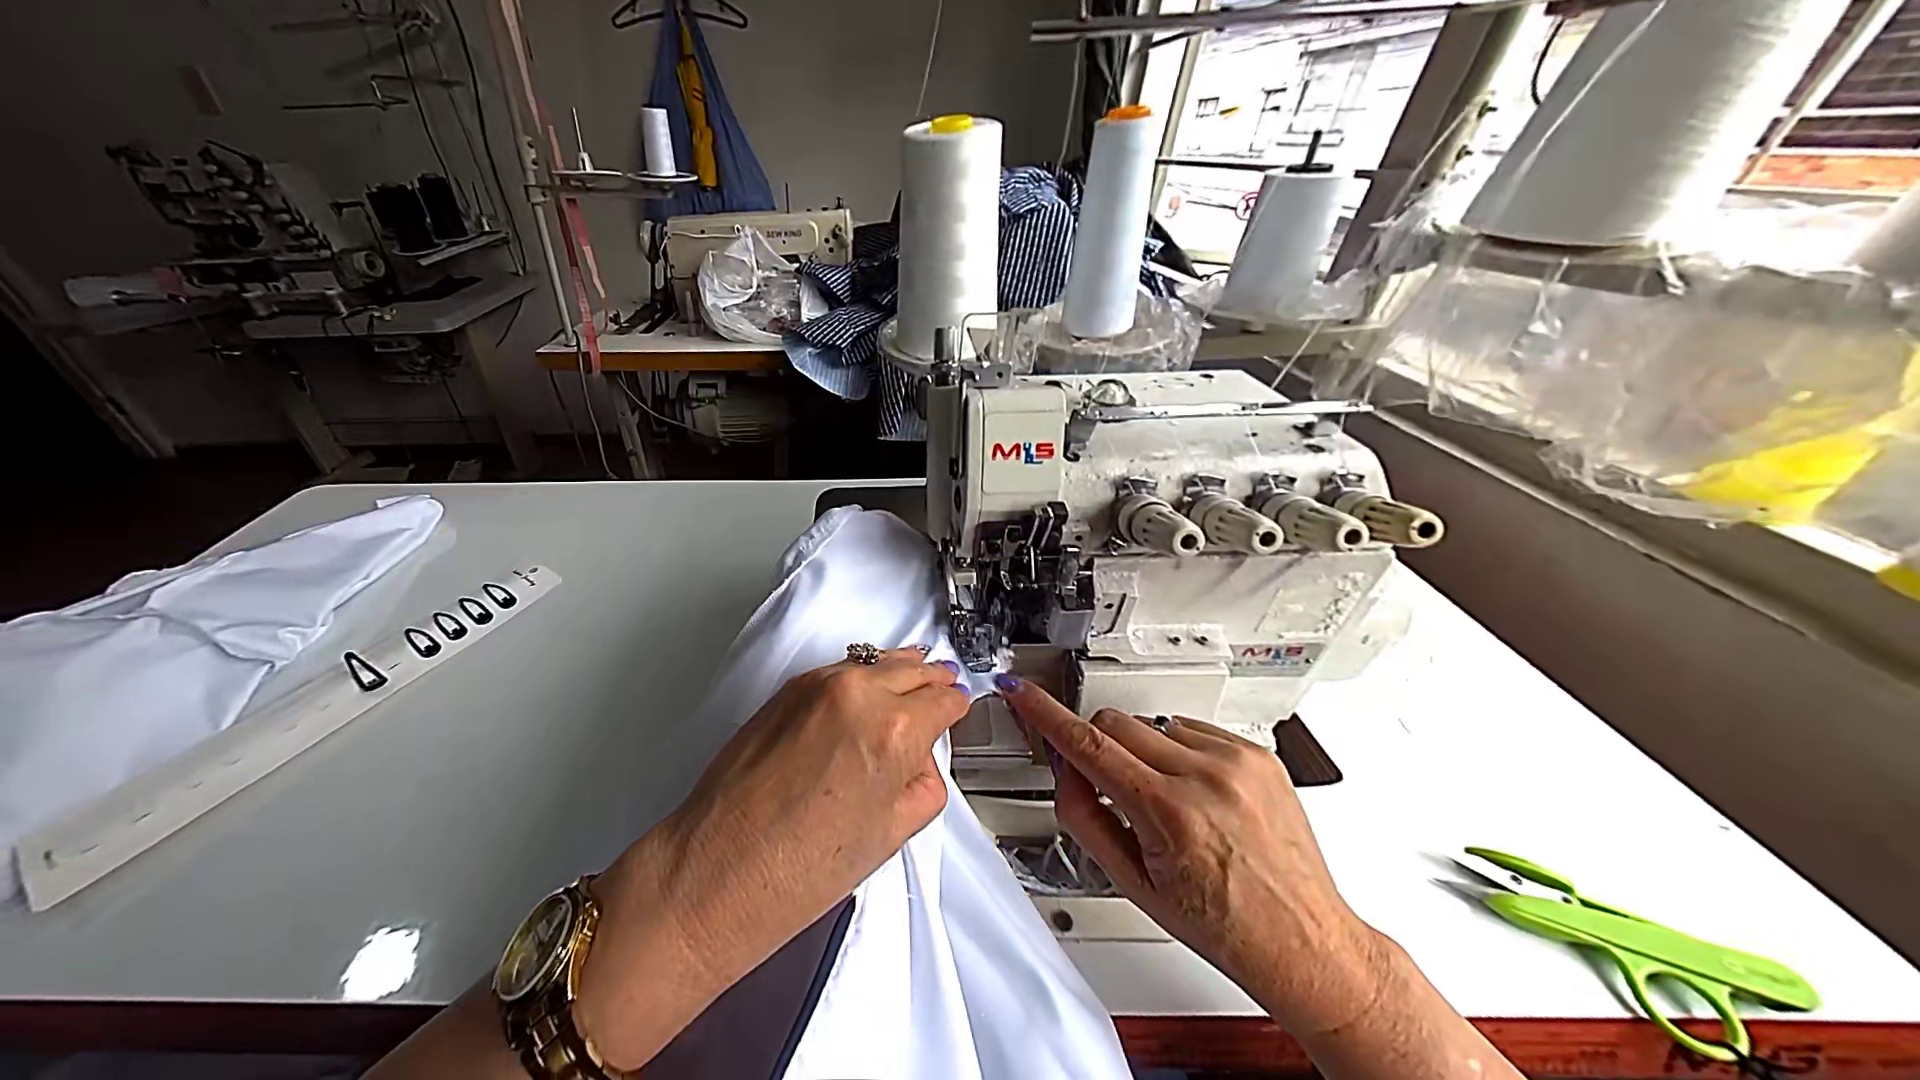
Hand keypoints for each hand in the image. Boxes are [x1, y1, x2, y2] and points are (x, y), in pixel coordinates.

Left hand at [578, 647, 969, 1068]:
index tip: (955, 712)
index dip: (956, 708)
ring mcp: (820, 685)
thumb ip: (923, 780)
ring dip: (898, 672)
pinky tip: (865, 695)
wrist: (715, 872)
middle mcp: (859, 695)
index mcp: (895, 732)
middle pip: (916, 669)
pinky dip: (862, 677)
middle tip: (939, 697)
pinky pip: (844, 669)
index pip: (945, 697)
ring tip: (906, 688)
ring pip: (879, 660)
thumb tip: (923, 755)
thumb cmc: (794, 870)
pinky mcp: (789, 688)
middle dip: (932, 684)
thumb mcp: (892, 833)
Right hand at [997, 676, 1388, 1036]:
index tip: (1025, 693)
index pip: (1088, 744)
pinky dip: (1180, 751)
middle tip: (1110, 786)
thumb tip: (1065, 770)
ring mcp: (1237, 761)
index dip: (1045, 714)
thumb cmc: (1222, 923)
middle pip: (1116, 722)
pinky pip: (1192, 728)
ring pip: (1152, 723)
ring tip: (1168, 800)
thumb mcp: (1133, 881)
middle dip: (1099, 746)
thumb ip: (1084, 816)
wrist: (1300, 937)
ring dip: (1144, 751)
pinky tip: (1195, 792)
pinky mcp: (1256, 752)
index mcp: (1170, 814)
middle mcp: (1207, 777)